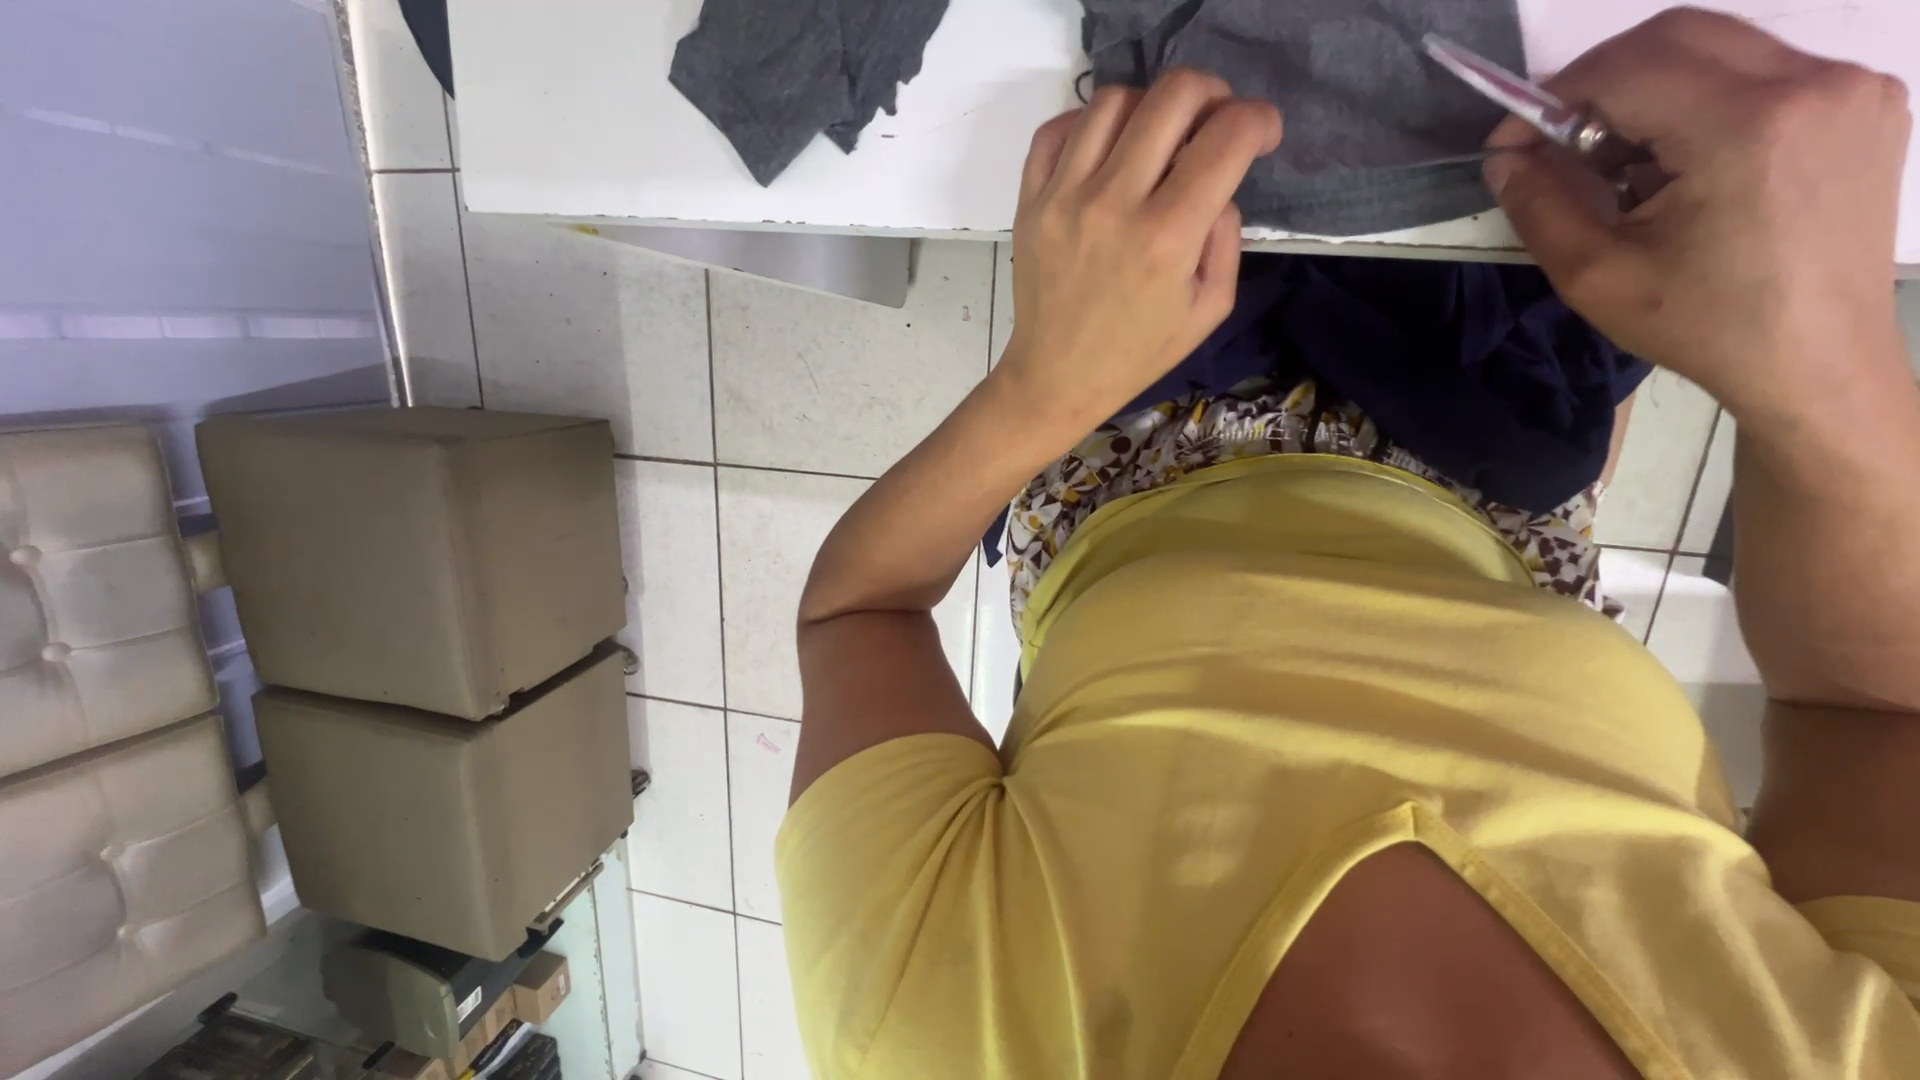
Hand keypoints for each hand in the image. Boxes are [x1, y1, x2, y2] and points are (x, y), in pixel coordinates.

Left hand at [998, 71, 1281, 424]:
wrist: (1057, 377)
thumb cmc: (1138, 352)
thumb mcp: (1209, 308)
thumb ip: (1226, 235)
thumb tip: (1218, 181)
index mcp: (1168, 236)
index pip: (1228, 135)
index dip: (1260, 120)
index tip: (1261, 136)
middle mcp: (1114, 203)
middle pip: (1174, 94)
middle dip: (1212, 94)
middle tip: (1214, 123)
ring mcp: (1065, 198)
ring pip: (1114, 100)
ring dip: (1150, 106)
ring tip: (1158, 138)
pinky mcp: (1030, 202)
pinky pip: (1056, 130)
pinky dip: (1087, 124)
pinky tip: (1106, 150)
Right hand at [1484, 8, 1910, 420]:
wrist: (1813, 356)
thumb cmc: (1698, 323)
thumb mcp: (1593, 274)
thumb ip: (1540, 205)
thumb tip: (1503, 158)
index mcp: (1745, 127)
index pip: (1629, 64)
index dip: (1554, 95)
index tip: (1514, 142)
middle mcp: (1813, 83)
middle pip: (1678, 33)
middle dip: (1599, 80)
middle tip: (1562, 144)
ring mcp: (1853, 86)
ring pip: (1720, 46)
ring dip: (1650, 91)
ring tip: (1625, 166)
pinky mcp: (1867, 102)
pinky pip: (1764, 70)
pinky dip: (1702, 101)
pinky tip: (1683, 166)